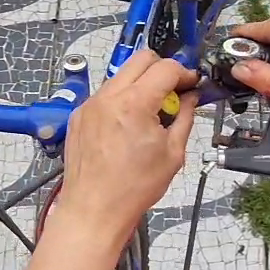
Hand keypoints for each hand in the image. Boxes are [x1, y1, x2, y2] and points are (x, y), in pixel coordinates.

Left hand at [54, 50, 196, 249]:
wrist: (94, 209)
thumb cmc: (133, 187)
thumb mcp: (172, 153)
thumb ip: (185, 118)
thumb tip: (190, 99)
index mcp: (135, 103)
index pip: (166, 68)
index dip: (184, 73)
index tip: (191, 84)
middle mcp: (108, 96)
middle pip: (141, 59)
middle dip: (162, 70)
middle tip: (172, 92)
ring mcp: (90, 104)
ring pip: (121, 75)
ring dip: (140, 84)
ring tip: (150, 114)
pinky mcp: (78, 115)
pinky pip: (104, 94)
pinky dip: (120, 99)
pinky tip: (127, 126)